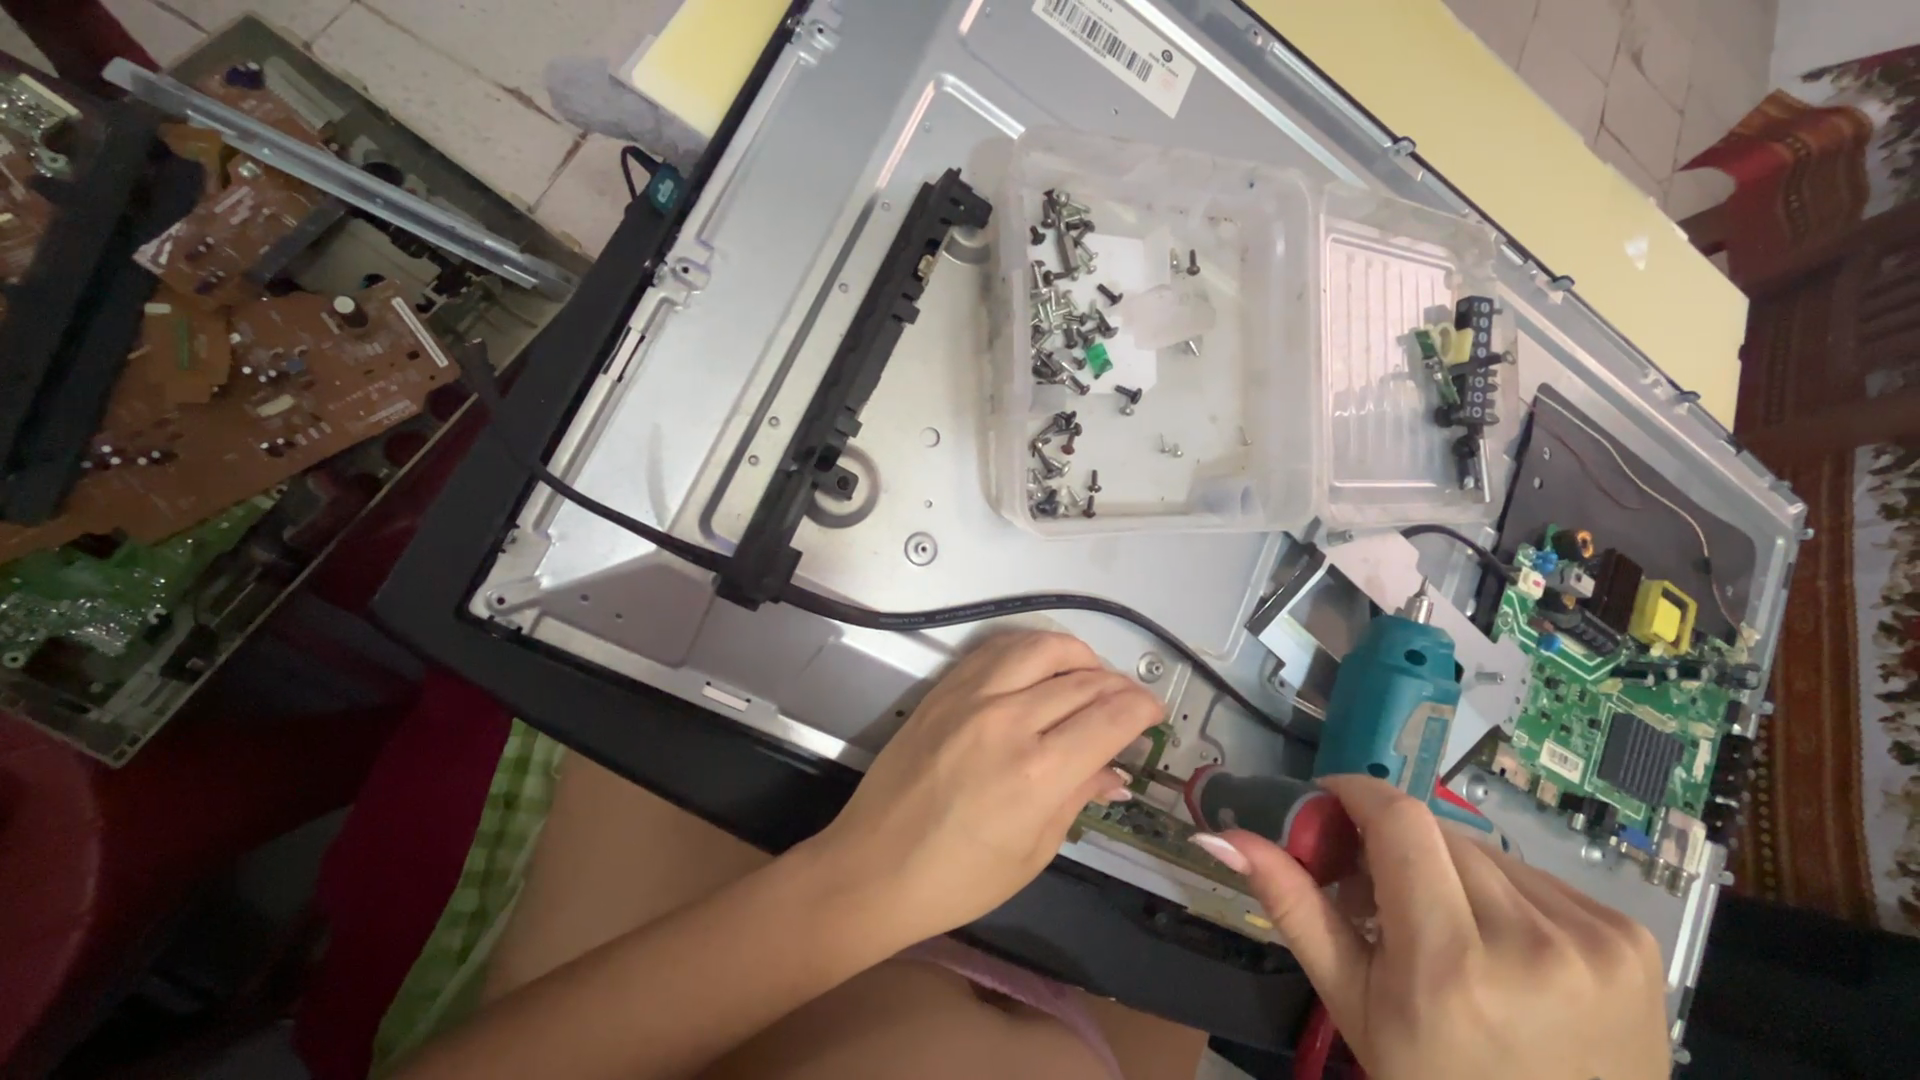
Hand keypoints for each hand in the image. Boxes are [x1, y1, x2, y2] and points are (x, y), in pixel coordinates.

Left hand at [808, 631, 1162, 945]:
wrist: (873, 867)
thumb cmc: (959, 878)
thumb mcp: (1033, 852)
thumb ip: (1078, 797)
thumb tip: (1116, 770)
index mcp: (1039, 772)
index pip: (1112, 716)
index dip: (1144, 708)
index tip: (1155, 714)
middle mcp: (1009, 720)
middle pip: (1084, 680)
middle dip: (1120, 686)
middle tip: (1131, 702)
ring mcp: (971, 697)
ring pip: (1042, 647)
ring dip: (1079, 654)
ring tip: (1091, 674)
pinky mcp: (943, 689)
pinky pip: (997, 649)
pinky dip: (1031, 648)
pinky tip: (1042, 665)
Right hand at [1202, 776, 1670, 1079]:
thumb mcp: (1351, 1001)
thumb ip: (1291, 906)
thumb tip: (1221, 833)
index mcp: (1450, 962)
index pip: (1399, 821)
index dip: (1357, 792)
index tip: (1330, 800)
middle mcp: (1531, 939)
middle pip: (1439, 834)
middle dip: (1396, 845)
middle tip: (1374, 888)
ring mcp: (1593, 938)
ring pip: (1489, 853)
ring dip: (1451, 870)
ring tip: (1441, 926)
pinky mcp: (1635, 940)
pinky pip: (1540, 879)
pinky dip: (1505, 894)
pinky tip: (1502, 944)